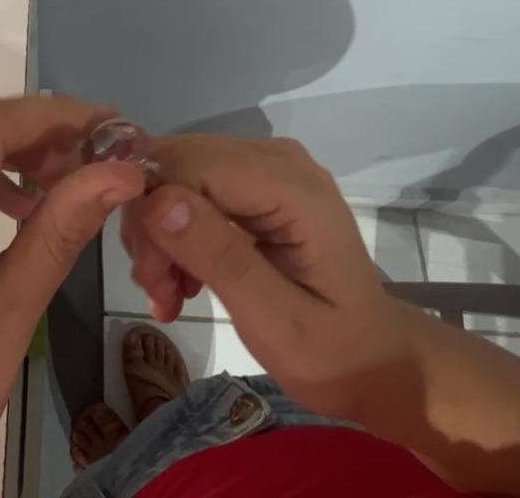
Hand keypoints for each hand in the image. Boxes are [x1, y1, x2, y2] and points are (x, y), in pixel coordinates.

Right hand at [120, 135, 423, 422]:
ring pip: (176, 174)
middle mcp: (276, 159)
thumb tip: (159, 201)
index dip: (153, 207)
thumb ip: (222, 258)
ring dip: (158, 234)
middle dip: (151, 224)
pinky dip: (173, 232)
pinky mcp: (251, 182)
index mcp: (294, 187)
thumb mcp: (277, 323)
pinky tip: (179, 279)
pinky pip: (190, 188)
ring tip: (167, 293)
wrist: (371, 359)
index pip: (192, 163)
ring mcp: (264, 166)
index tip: (149, 272)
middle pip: (178, 163)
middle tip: (156, 288)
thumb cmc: (332, 352)